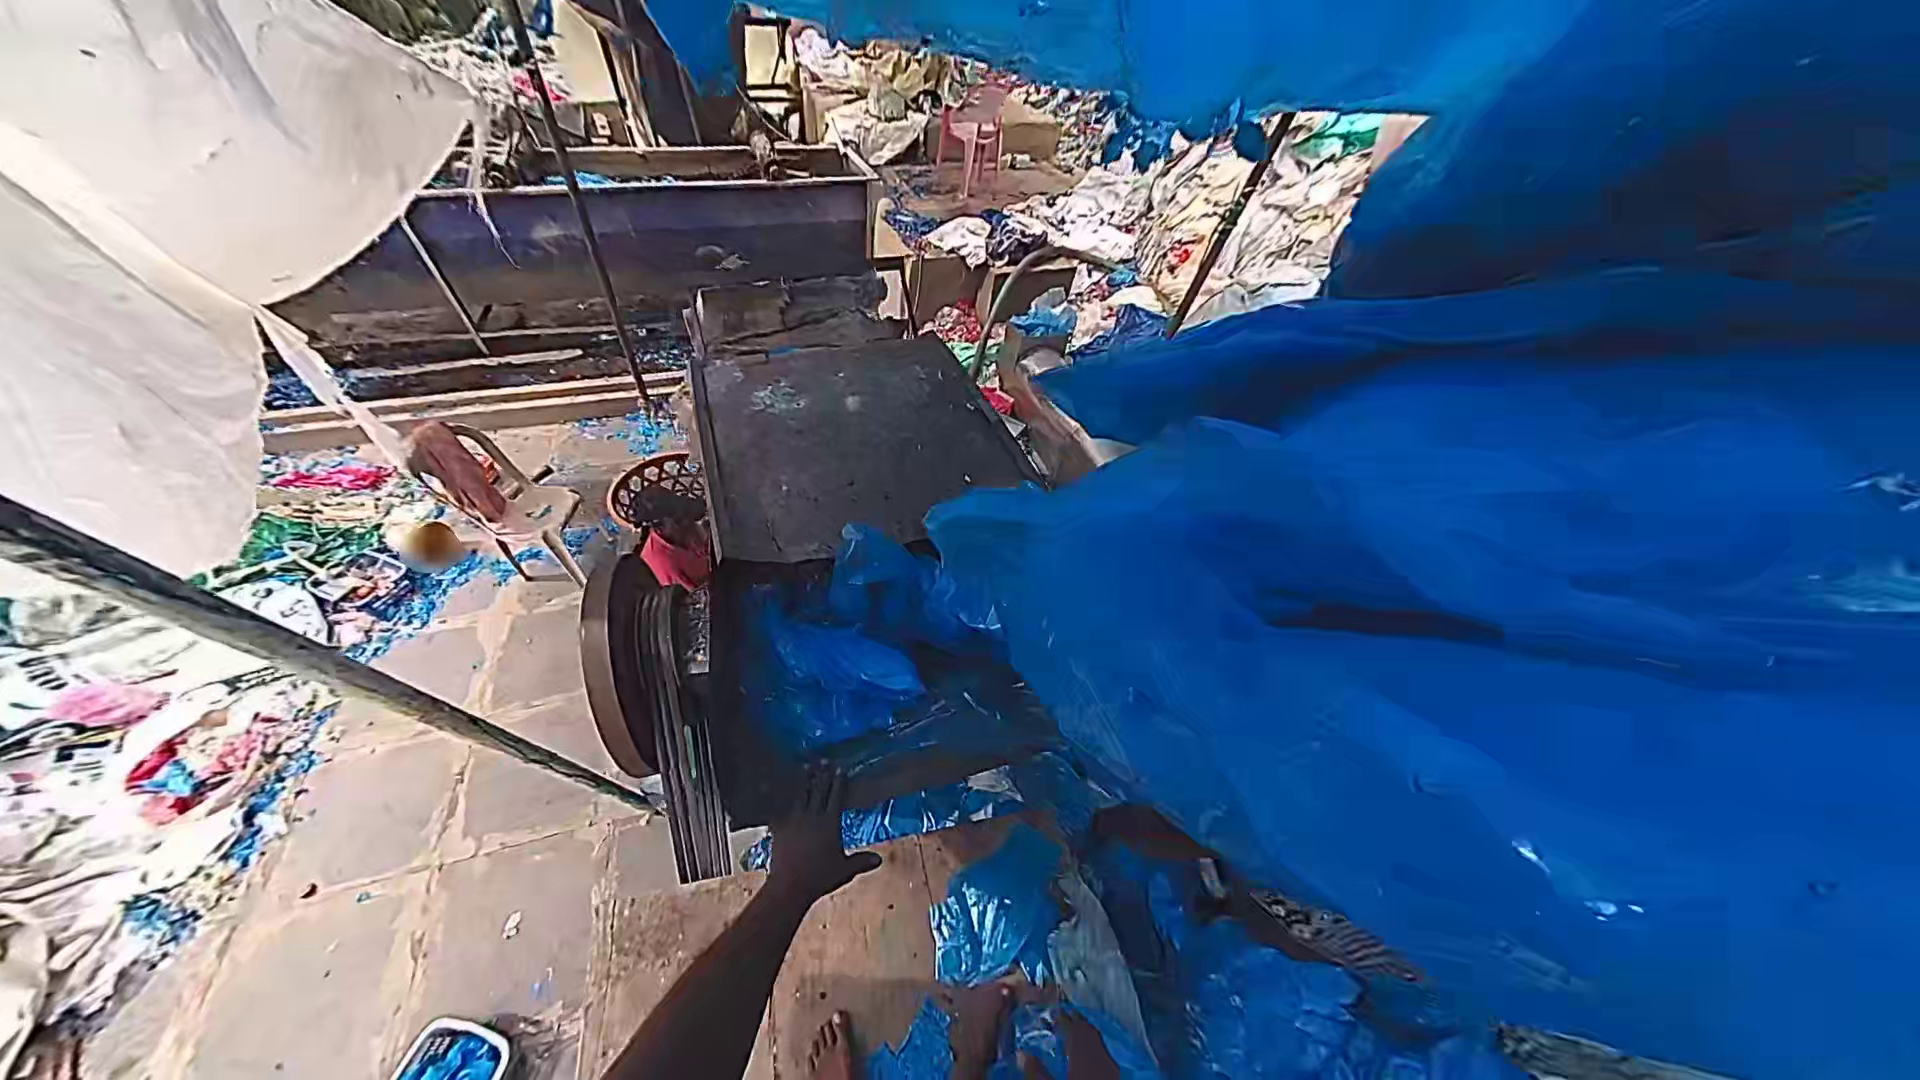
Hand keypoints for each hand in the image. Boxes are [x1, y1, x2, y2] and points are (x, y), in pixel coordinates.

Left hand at [767, 765, 881, 906]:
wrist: (789, 886)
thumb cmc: (820, 878)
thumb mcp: (844, 870)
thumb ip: (861, 861)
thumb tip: (879, 860)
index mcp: (829, 823)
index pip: (836, 796)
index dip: (839, 781)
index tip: (840, 768)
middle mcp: (813, 817)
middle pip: (819, 790)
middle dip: (823, 774)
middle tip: (825, 760)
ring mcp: (795, 820)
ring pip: (802, 794)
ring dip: (806, 780)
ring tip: (807, 767)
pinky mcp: (780, 828)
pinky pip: (785, 807)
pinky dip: (788, 797)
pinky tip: (788, 792)